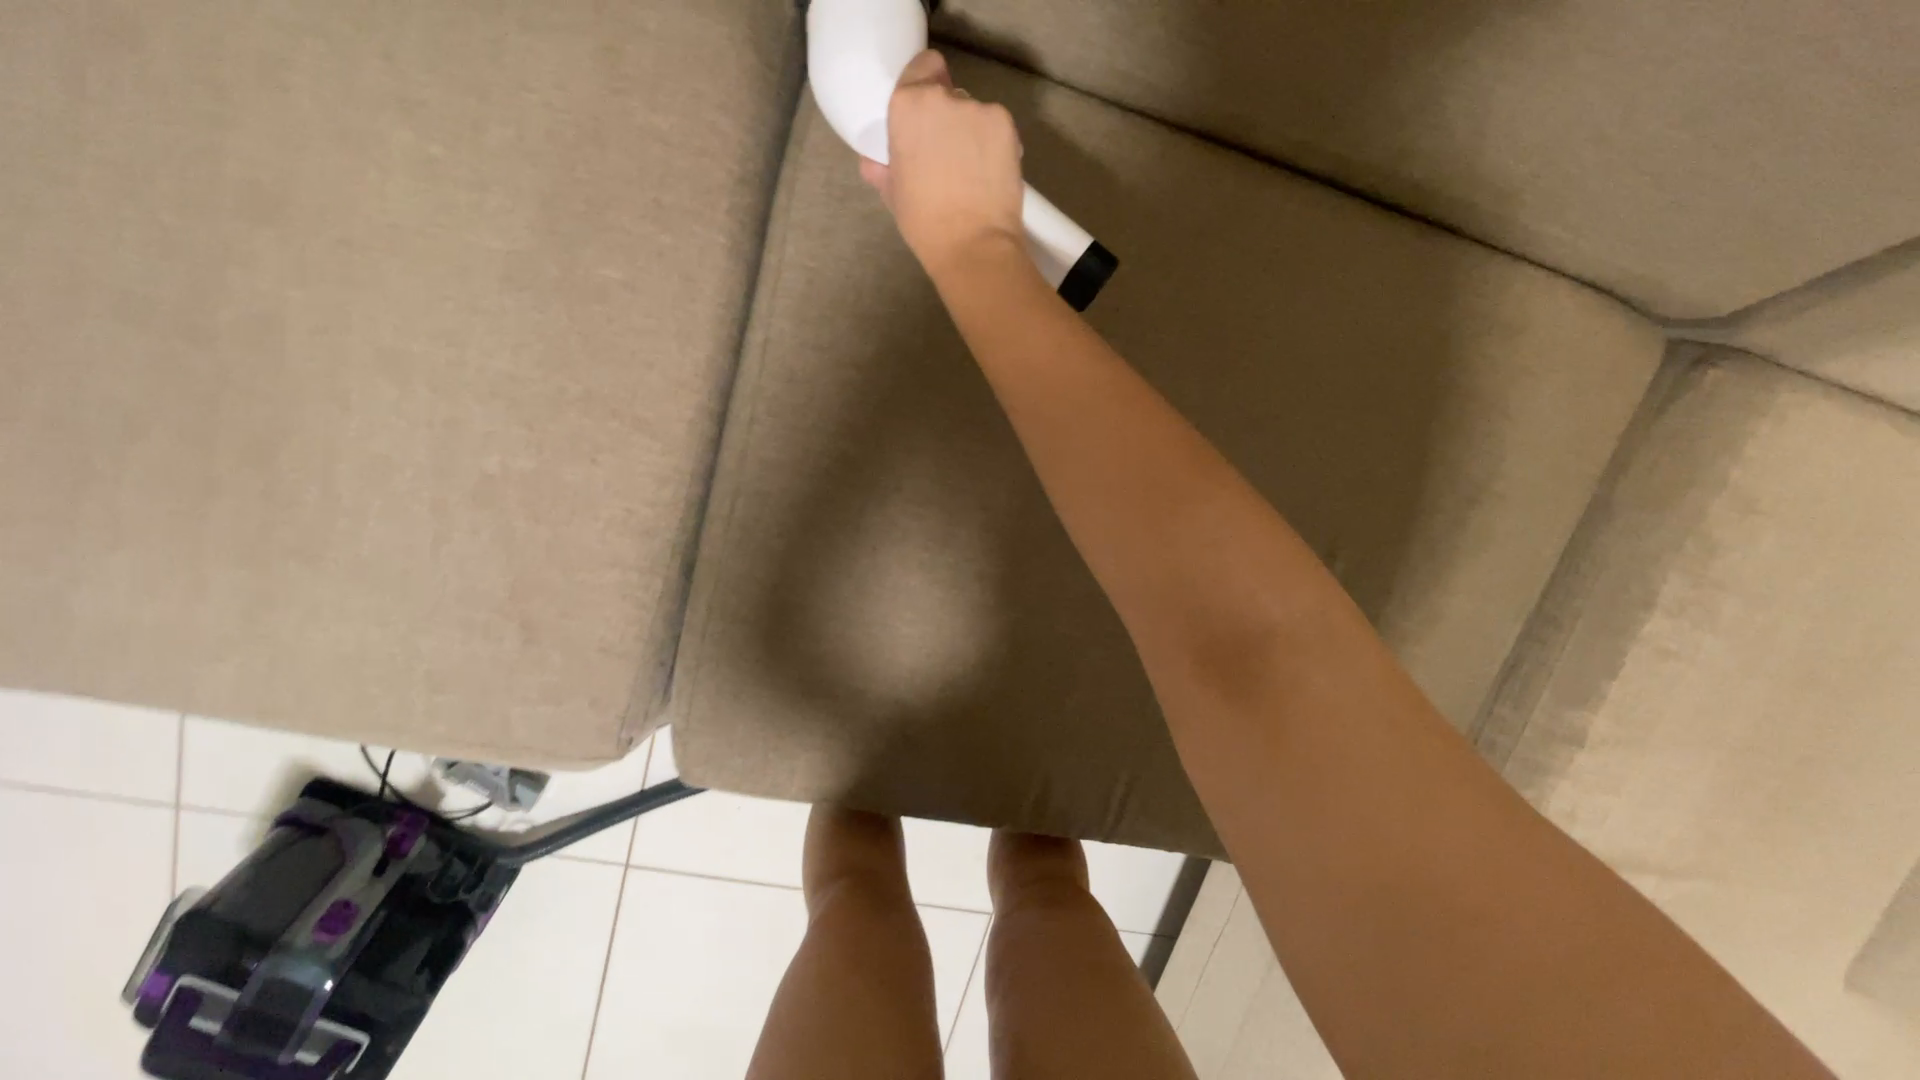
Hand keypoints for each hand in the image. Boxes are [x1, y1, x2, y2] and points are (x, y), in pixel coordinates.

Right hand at [859, 50, 1025, 277]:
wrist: (973, 244)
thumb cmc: (924, 221)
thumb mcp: (892, 192)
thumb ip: (881, 167)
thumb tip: (874, 162)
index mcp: (908, 105)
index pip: (922, 66)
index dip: (925, 84)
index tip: (926, 114)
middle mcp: (945, 97)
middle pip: (949, 94)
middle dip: (948, 117)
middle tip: (947, 154)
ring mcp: (980, 110)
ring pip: (975, 112)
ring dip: (971, 132)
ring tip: (971, 170)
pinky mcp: (1007, 127)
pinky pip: (996, 128)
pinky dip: (993, 144)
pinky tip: (989, 172)